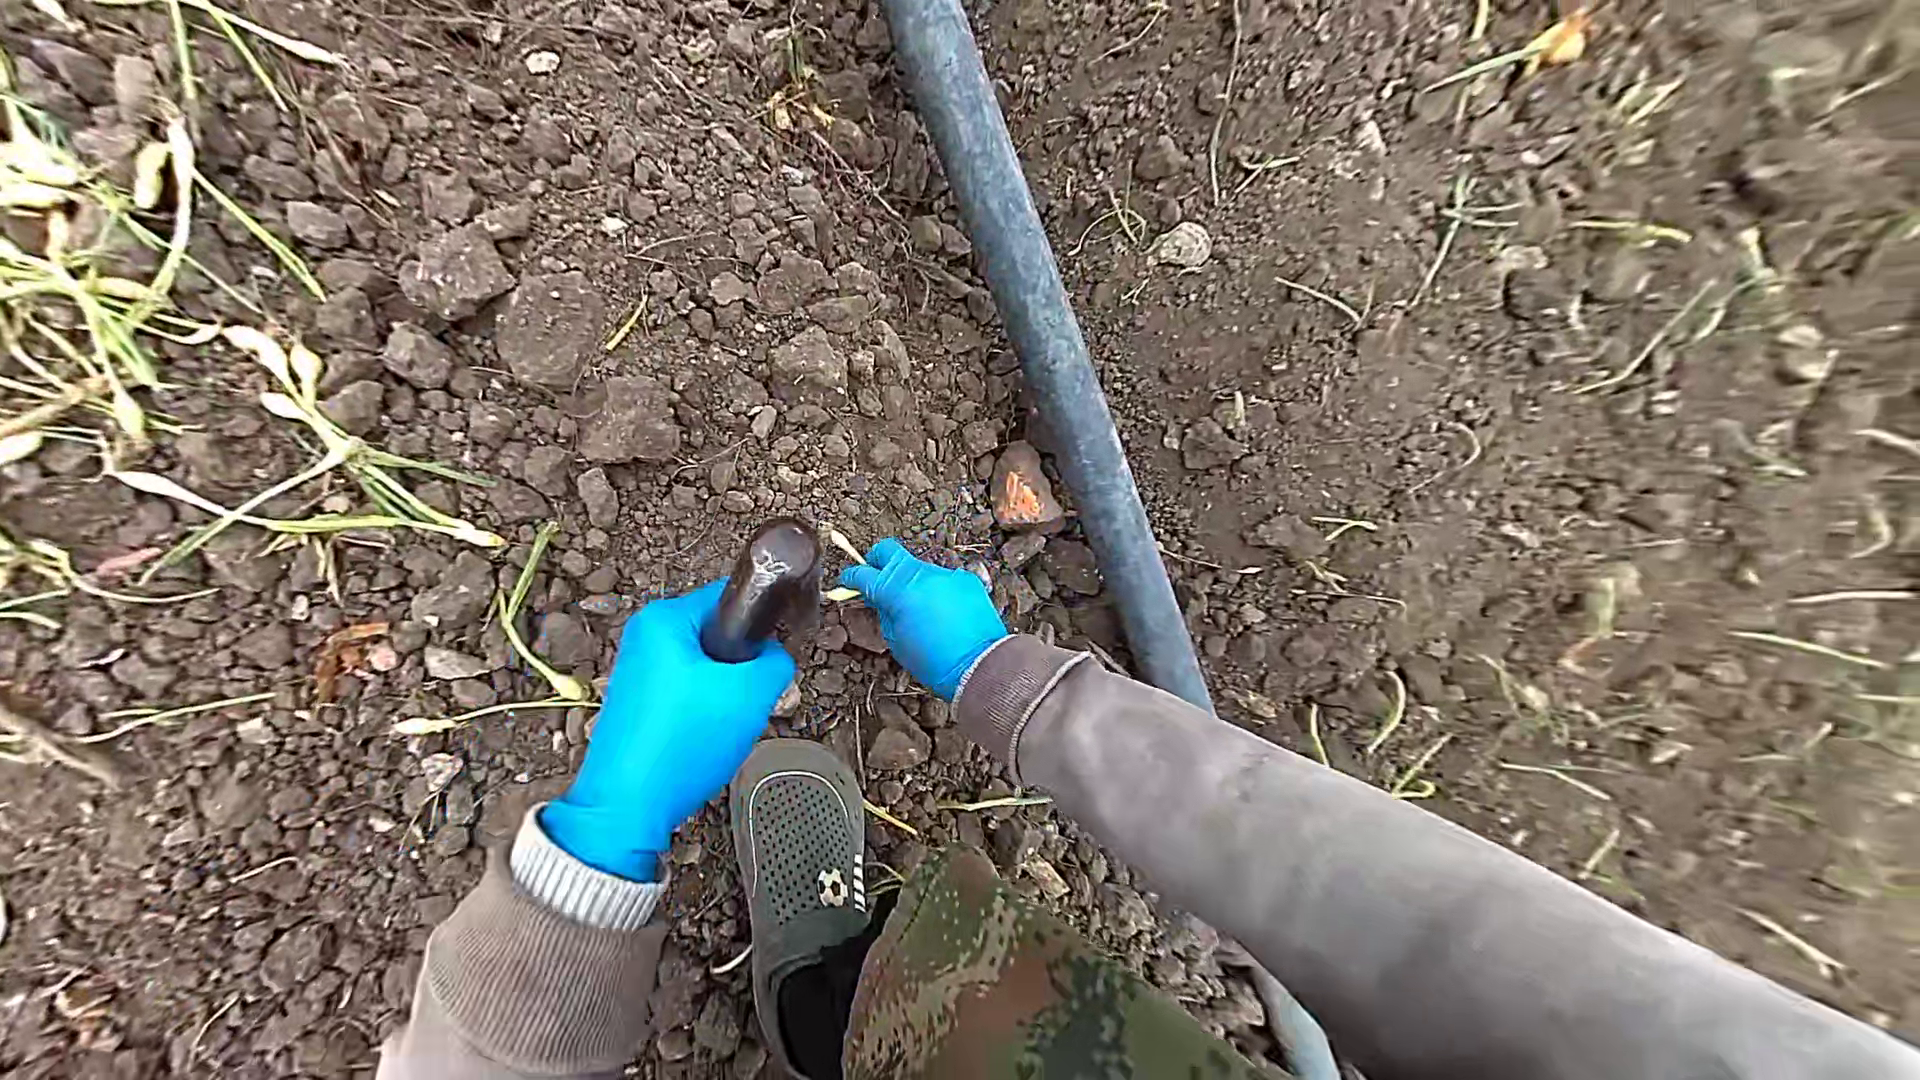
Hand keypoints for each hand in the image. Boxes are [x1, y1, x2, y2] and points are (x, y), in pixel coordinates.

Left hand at [541, 580, 795, 880]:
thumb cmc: (685, 741)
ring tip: (726, 717)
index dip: (761, 624)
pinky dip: (705, 704)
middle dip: (742, 663)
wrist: (628, 808)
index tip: (772, 657)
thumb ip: (778, 659)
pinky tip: (706, 731)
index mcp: (665, 619)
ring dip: (726, 687)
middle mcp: (645, 635)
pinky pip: (688, 685)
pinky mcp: (638, 697)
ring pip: (707, 663)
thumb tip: (774, 655)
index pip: (731, 597)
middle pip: (719, 632)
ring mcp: (638, 667)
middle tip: (749, 694)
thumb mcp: (753, 692)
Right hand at [839, 538, 1006, 699]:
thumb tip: (876, 597)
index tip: (848, 581)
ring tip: (915, 606)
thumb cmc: (934, 660)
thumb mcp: (895, 639)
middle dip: (876, 561)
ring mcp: (945, 574)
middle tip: (874, 577)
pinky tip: (941, 612)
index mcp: (897, 590)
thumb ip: (883, 611)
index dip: (851, 577)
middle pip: (888, 550)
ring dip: (910, 580)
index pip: (864, 573)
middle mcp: (921, 574)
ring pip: (917, 567)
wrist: (978, 665)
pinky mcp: (965, 579)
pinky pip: (942, 579)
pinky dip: (935, 590)